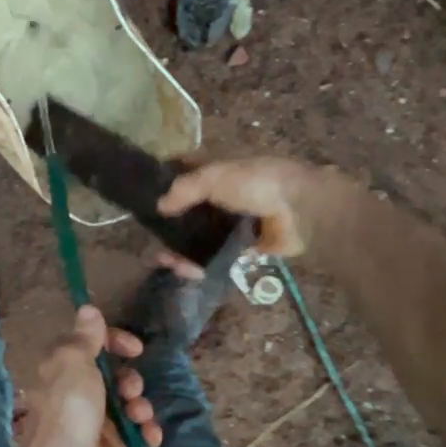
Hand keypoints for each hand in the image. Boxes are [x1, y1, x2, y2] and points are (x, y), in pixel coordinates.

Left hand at [20, 306, 161, 446]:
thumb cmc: (69, 402)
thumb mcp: (74, 360)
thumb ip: (85, 336)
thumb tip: (87, 308)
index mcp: (63, 368)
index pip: (93, 346)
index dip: (115, 342)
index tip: (134, 348)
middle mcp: (77, 392)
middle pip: (115, 376)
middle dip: (130, 380)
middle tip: (131, 388)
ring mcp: (96, 422)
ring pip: (129, 405)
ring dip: (140, 405)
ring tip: (138, 414)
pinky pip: (137, 434)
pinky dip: (146, 432)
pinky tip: (149, 433)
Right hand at [154, 158, 323, 280]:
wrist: (301, 211)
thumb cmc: (256, 184)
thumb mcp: (214, 177)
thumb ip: (184, 190)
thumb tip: (159, 206)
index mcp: (216, 174)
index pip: (183, 178)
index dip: (164, 188)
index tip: (144, 203)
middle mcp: (222, 198)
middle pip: (187, 215)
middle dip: (168, 230)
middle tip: (152, 246)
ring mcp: (232, 224)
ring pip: (199, 238)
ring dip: (180, 251)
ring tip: (166, 263)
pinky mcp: (243, 248)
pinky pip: (216, 257)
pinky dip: (201, 265)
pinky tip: (187, 272)